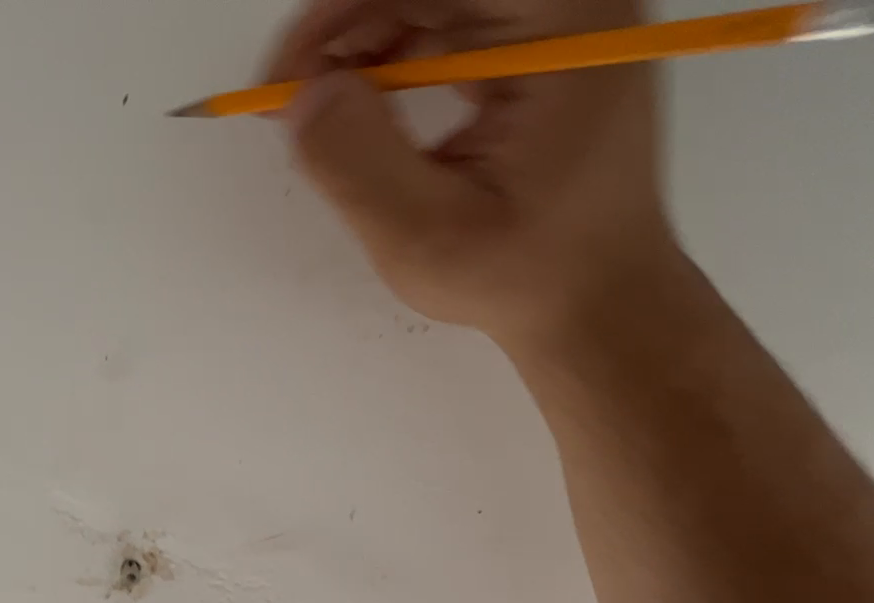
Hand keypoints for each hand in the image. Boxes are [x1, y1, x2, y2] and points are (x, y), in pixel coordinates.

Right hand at [266, 0, 682, 345]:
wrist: (589, 303)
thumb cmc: (518, 275)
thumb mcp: (423, 232)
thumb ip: (359, 160)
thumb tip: (302, 95)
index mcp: (563, 29)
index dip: (344, 13)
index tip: (284, 78)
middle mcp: (567, 12)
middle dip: (342, 31)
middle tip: (283, 99)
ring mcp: (552, 34)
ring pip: (429, 8)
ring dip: (358, 49)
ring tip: (309, 111)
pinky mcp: (531, 64)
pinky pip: (443, 37)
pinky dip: (386, 68)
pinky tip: (354, 111)